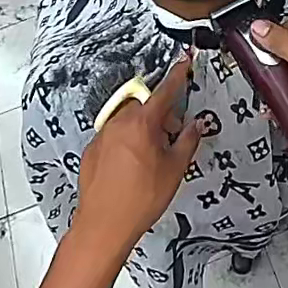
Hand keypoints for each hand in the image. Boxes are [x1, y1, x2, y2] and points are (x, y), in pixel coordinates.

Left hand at [74, 53, 202, 258]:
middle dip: (162, 115)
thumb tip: (195, 127)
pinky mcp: (92, 150)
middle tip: (174, 134)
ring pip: (129, 120)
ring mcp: (102, 136)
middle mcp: (118, 124)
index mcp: (142, 123)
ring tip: (155, 155)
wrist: (104, 225)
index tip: (184, 62)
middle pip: (146, 106)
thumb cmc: (138, 199)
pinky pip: (115, 135)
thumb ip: (188, 140)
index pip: (165, 91)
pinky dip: (128, 142)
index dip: (178, 75)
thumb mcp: (175, 167)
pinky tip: (136, 166)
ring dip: (145, 129)